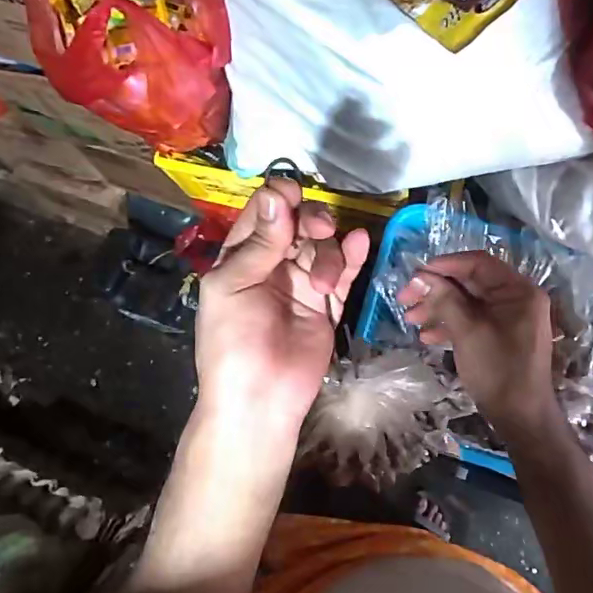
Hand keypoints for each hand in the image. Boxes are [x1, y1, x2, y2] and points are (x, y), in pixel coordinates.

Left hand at [194, 179, 371, 449]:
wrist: (258, 399)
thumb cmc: (232, 341)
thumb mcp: (232, 286)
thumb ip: (259, 242)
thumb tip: (277, 193)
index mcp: (242, 255)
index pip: (263, 211)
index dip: (279, 198)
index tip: (293, 195)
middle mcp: (273, 262)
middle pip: (299, 222)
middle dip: (311, 219)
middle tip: (317, 230)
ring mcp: (302, 282)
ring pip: (323, 245)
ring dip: (328, 252)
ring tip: (324, 283)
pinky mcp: (328, 303)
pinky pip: (344, 271)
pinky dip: (352, 255)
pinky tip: (359, 242)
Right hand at [398, 252, 557, 436]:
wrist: (522, 418)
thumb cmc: (498, 370)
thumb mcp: (467, 331)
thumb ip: (444, 298)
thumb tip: (419, 275)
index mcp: (518, 291)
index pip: (478, 263)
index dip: (444, 265)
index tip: (415, 274)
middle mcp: (517, 298)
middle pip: (470, 282)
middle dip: (436, 289)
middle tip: (405, 298)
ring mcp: (510, 318)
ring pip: (467, 302)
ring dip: (438, 307)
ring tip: (411, 319)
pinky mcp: (502, 335)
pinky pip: (473, 319)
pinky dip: (450, 323)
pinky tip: (427, 336)